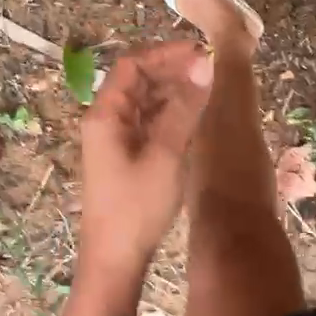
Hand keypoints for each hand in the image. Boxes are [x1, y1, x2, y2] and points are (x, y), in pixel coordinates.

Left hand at [76, 40, 212, 279]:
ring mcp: (116, 139)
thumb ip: (185, 107)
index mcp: (105, 114)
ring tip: (208, 89)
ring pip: (145, 99)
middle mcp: (107, 120)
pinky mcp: (127, 156)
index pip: (132, 64)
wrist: (114, 262)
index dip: (165, 53)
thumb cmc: (136, 207)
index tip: (201, 53)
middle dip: (172, 69)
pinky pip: (149, 120)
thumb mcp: (165, 154)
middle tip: (210, 69)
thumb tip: (206, 64)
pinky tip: (195, 114)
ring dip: (174, 89)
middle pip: (137, 79)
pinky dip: (171, 111)